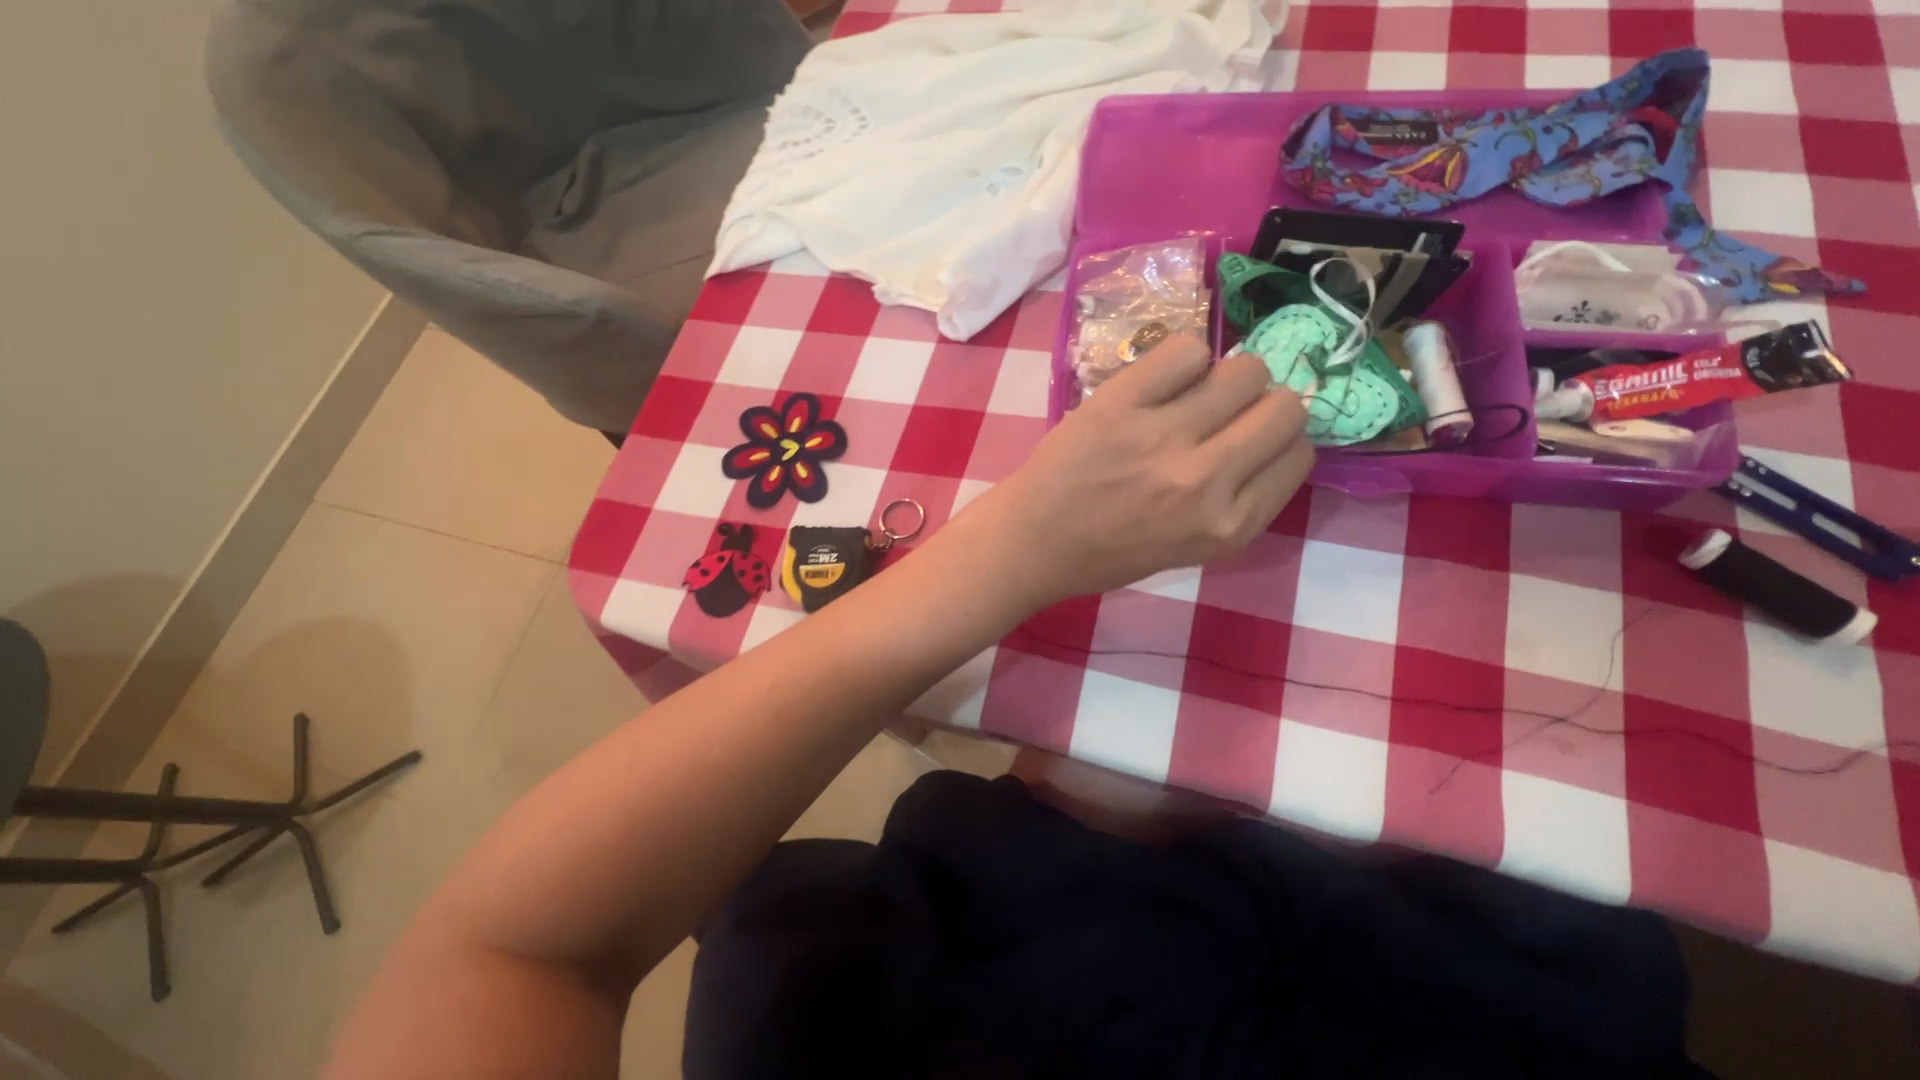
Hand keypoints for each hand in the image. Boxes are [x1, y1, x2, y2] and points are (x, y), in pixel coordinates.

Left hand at [963, 334, 1312, 607]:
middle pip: (1285, 408)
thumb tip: (1276, 435)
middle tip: (1229, 414)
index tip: (1257, 440)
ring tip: (1195, 396)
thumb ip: (1241, 499)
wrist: (1034, 542)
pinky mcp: (1122, 401)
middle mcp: (1207, 480)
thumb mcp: (1195, 548)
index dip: (1282, 442)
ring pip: (1245, 371)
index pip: (1299, 456)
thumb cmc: (1112, 553)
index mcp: (1229, 526)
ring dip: (1228, 378)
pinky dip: (1183, 359)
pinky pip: (1188, 350)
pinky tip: (1162, 383)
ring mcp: (1164, 436)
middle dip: (1266, 406)